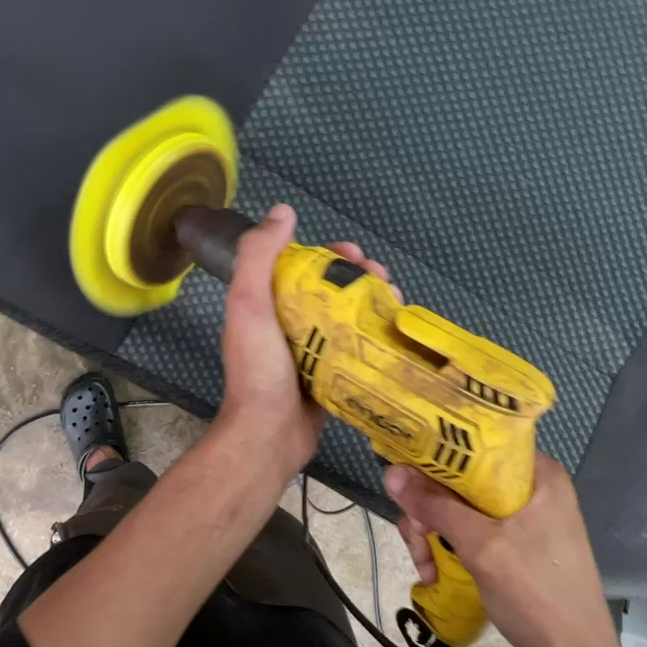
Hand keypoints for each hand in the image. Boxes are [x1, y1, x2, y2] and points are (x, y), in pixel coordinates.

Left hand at [209, 204, 391, 474]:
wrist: (267, 435)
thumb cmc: (258, 368)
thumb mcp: (249, 304)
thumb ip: (259, 256)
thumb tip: (283, 211)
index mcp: (266, 304)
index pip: (300, 267)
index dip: (328, 255)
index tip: (353, 252)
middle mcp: (287, 324)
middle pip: (329, 290)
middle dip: (358, 278)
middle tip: (382, 278)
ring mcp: (310, 352)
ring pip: (347, 318)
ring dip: (372, 305)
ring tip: (396, 302)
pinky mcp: (330, 377)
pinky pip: (357, 350)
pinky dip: (376, 338)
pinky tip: (397, 334)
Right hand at [385, 452, 618, 646]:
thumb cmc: (537, 593)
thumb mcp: (481, 546)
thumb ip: (435, 506)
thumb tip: (389, 471)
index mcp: (536, 473)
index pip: (476, 441)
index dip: (435, 452)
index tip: (405, 474)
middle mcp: (529, 485)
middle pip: (459, 476)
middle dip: (428, 507)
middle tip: (418, 538)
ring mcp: (521, 515)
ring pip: (458, 504)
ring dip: (432, 531)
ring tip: (425, 565)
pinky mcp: (513, 540)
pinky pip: (468, 527)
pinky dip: (447, 545)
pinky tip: (435, 571)